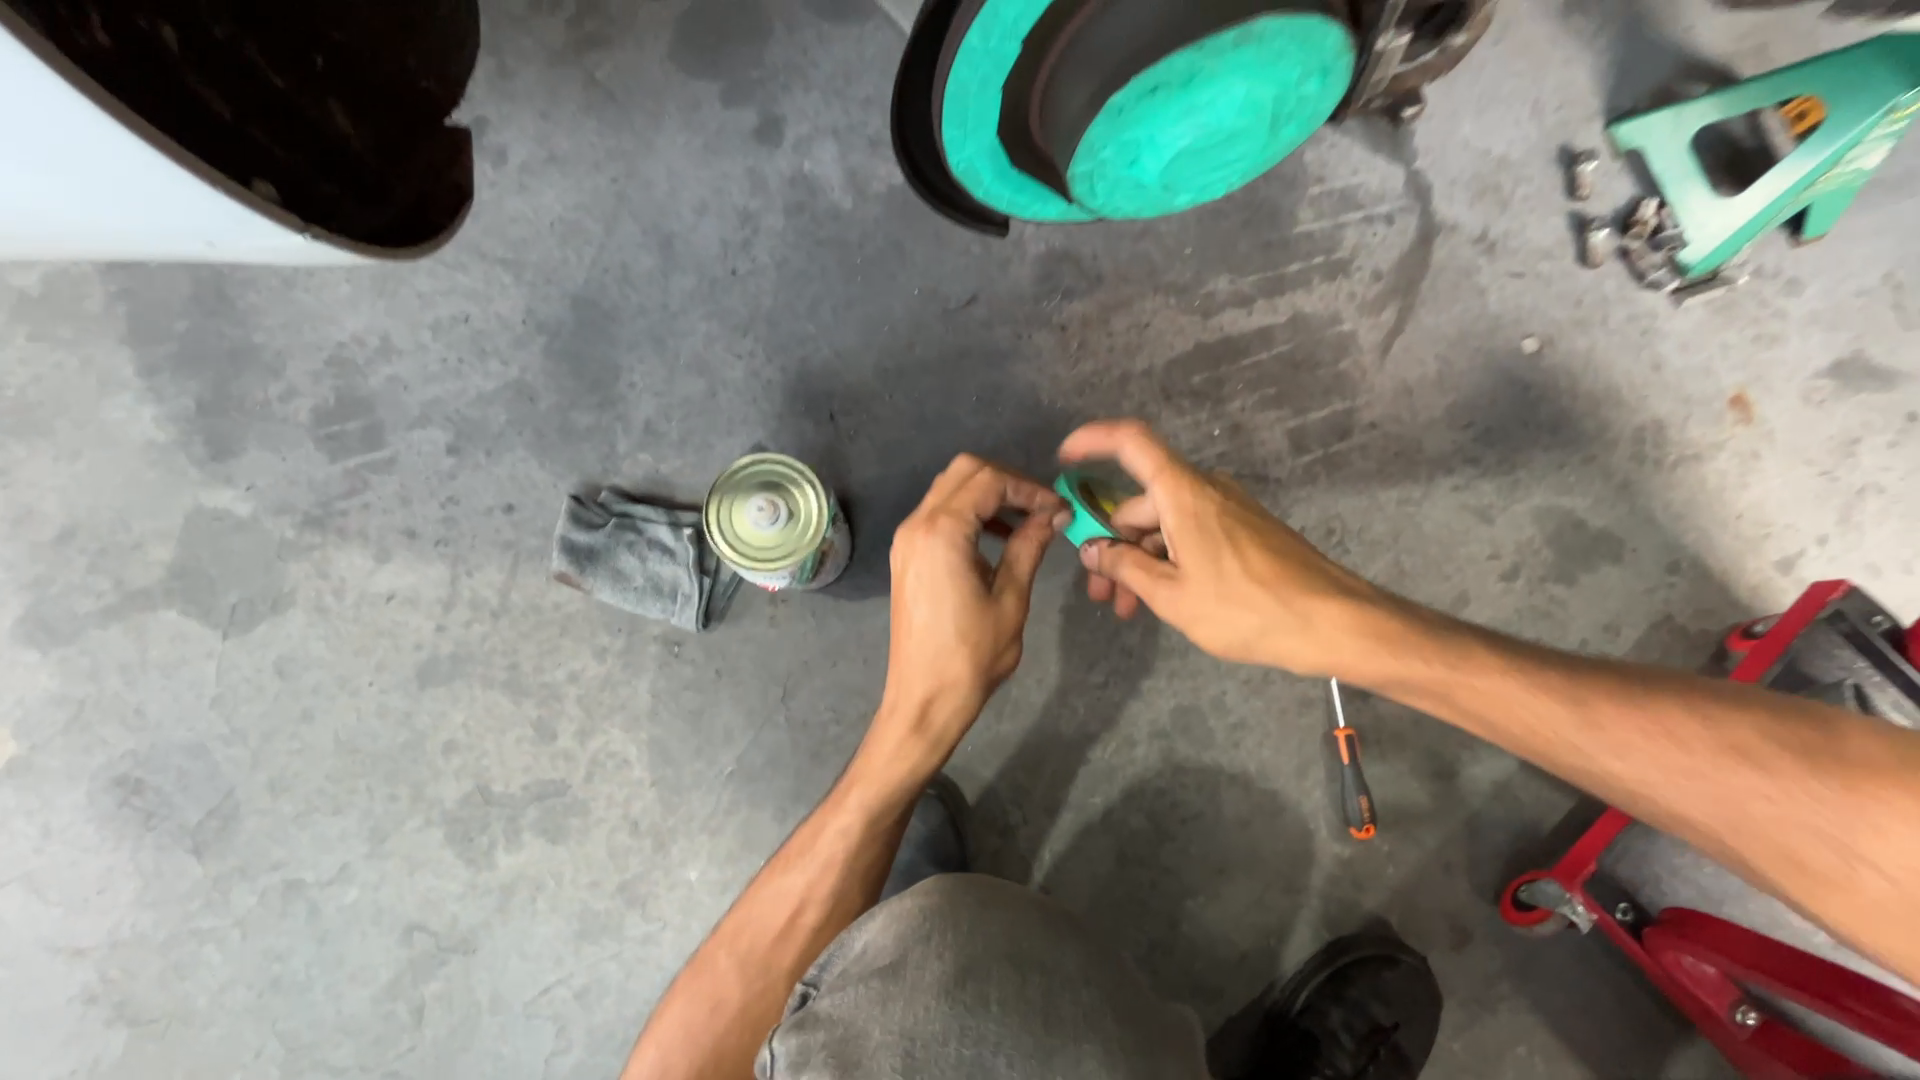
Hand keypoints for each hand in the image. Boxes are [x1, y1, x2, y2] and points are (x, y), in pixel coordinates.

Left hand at [874, 454, 1065, 762]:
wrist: (924, 698)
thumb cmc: (971, 655)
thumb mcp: (1011, 598)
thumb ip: (1029, 547)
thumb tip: (1053, 514)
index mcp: (942, 532)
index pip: (988, 480)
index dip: (1028, 488)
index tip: (1057, 508)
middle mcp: (916, 525)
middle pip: (963, 471)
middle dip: (1006, 481)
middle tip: (1040, 508)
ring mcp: (906, 540)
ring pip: (948, 490)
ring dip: (987, 495)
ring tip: (1025, 522)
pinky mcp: (906, 556)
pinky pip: (938, 515)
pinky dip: (968, 514)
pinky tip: (996, 540)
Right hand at [1059, 419, 1384, 675]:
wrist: (1332, 622)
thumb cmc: (1244, 607)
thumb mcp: (1171, 595)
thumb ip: (1124, 567)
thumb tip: (1091, 550)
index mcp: (1182, 493)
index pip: (1131, 442)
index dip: (1092, 440)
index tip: (1063, 460)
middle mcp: (1203, 490)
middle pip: (1141, 502)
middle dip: (1113, 544)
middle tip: (1100, 593)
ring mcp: (1227, 510)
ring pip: (1165, 525)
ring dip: (1140, 561)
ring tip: (1129, 610)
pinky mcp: (1244, 530)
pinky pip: (1191, 535)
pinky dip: (1169, 561)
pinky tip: (1164, 600)